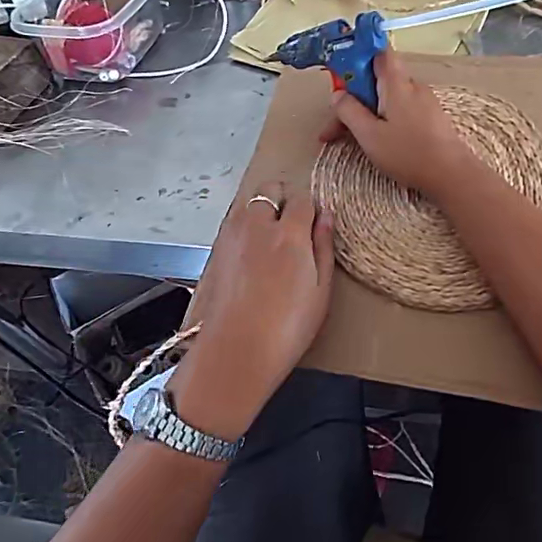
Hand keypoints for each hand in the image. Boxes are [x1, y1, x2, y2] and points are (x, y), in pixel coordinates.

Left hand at [169, 181, 334, 438]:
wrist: (236, 351)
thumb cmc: (286, 327)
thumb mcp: (321, 289)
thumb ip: (324, 246)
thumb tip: (326, 218)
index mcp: (289, 233)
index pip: (303, 199)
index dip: (312, 211)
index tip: (316, 229)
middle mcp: (257, 226)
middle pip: (270, 189)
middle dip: (283, 200)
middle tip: (294, 228)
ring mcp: (232, 236)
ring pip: (249, 203)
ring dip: (262, 211)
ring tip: (273, 243)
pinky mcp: (216, 251)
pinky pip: (234, 224)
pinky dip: (245, 228)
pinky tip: (254, 257)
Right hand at [321, 51, 479, 198]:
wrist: (451, 175)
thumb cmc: (408, 153)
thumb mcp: (369, 135)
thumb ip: (350, 111)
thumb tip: (338, 94)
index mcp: (396, 83)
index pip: (378, 51)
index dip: (358, 57)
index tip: (341, 78)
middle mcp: (412, 86)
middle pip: (379, 80)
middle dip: (355, 99)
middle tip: (335, 128)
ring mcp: (425, 101)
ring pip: (389, 98)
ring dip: (368, 113)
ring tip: (353, 139)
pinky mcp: (432, 118)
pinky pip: (402, 110)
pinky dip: (385, 120)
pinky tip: (379, 142)